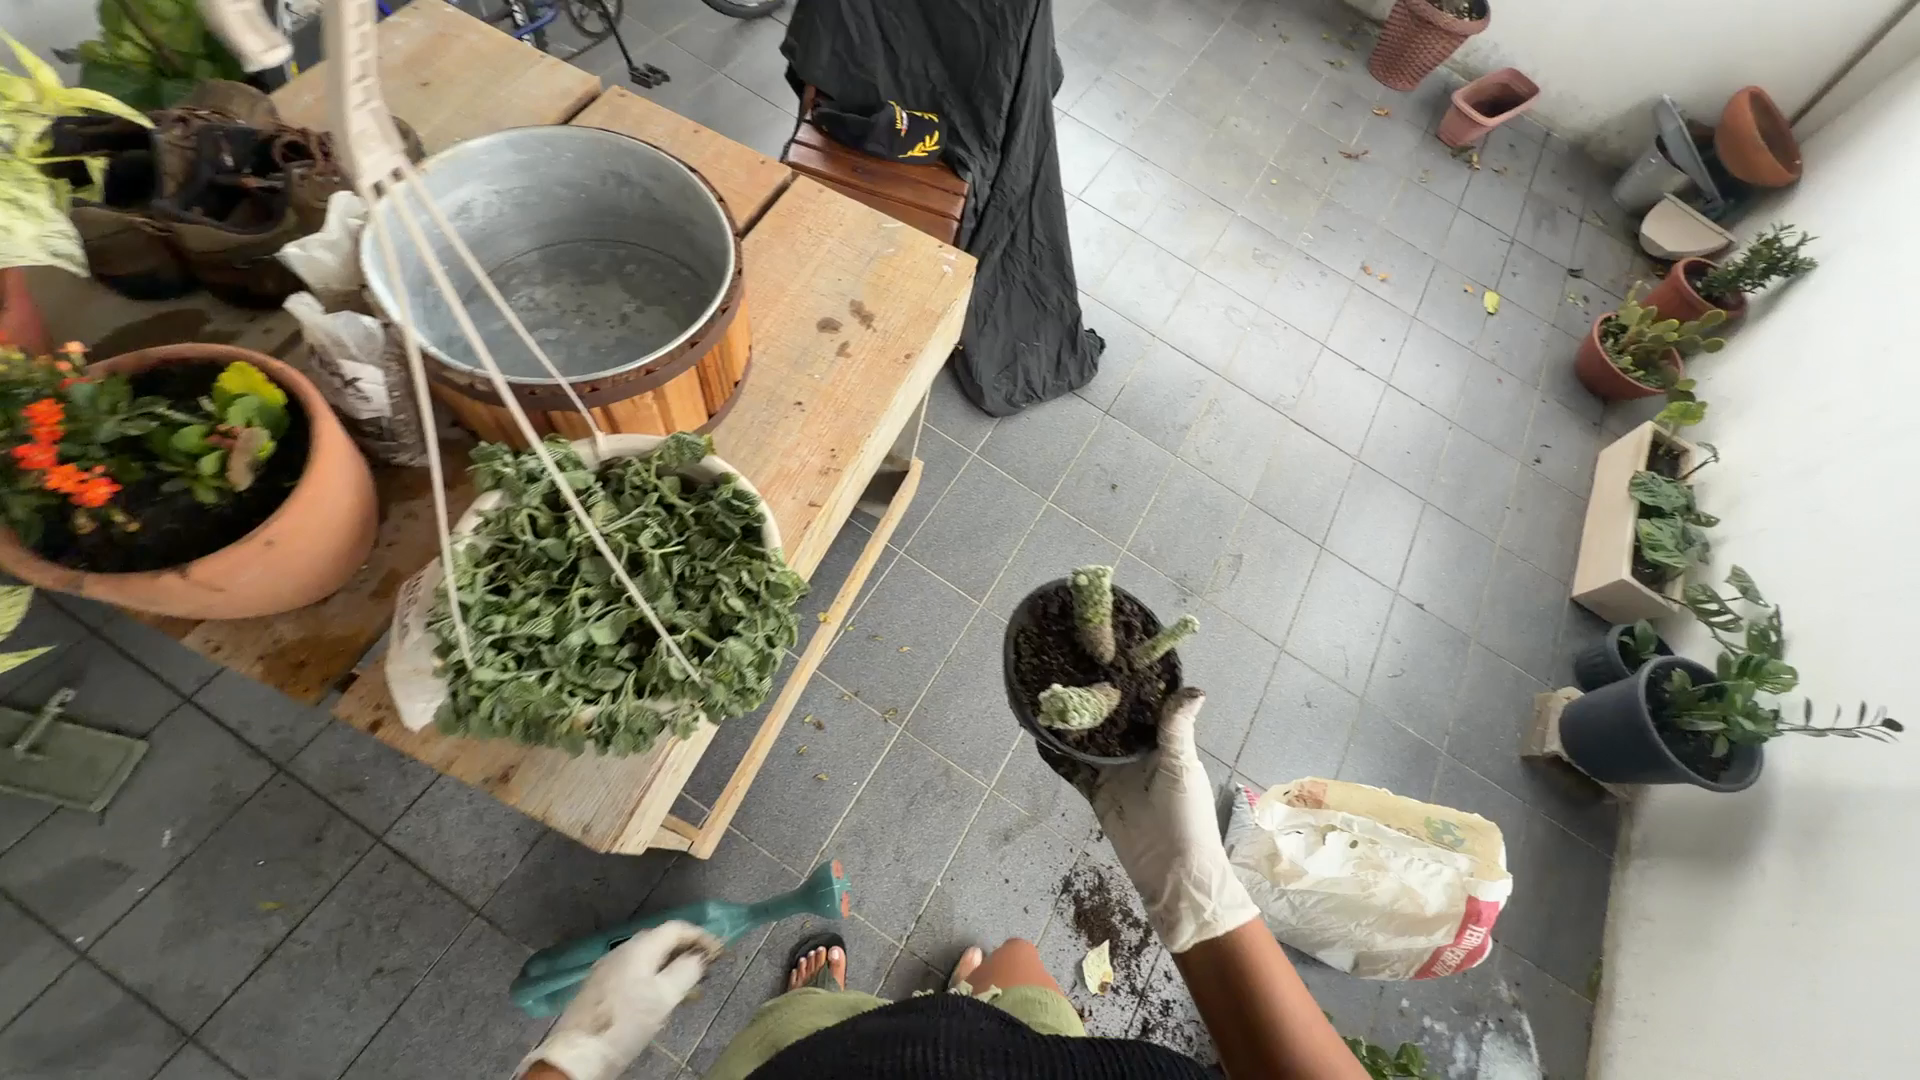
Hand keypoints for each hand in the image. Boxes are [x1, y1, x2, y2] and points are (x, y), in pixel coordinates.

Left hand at [518, 920, 721, 1079]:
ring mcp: (609, 968)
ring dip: (671, 967)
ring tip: (688, 988)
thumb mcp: (664, 998)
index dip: (701, 936)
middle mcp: (623, 950)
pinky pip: (635, 972)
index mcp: (640, 947)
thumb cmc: (625, 1023)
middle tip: (706, 969)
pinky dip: (654, 978)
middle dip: (687, 951)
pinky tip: (659, 998)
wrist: (576, 1056)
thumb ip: (686, 970)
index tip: (719, 952)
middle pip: (662, 940)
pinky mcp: (600, 987)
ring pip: (648, 958)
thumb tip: (699, 956)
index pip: (677, 928)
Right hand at [1046, 687, 1259, 953]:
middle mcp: (1135, 752)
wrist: (1173, 871)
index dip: (1126, 685)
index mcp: (1160, 742)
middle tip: (1066, 671)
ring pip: (1087, 742)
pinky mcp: (1095, 792)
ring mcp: (1113, 772)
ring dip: (1071, 725)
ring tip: (1047, 697)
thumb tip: (1194, 688)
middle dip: (1092, 702)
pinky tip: (1039, 737)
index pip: (1140, 707)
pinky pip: (1073, 770)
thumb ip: (1176, 729)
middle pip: (1109, 721)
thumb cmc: (1187, 815)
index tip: (1107, 656)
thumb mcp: (1182, 766)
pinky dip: (1057, 757)